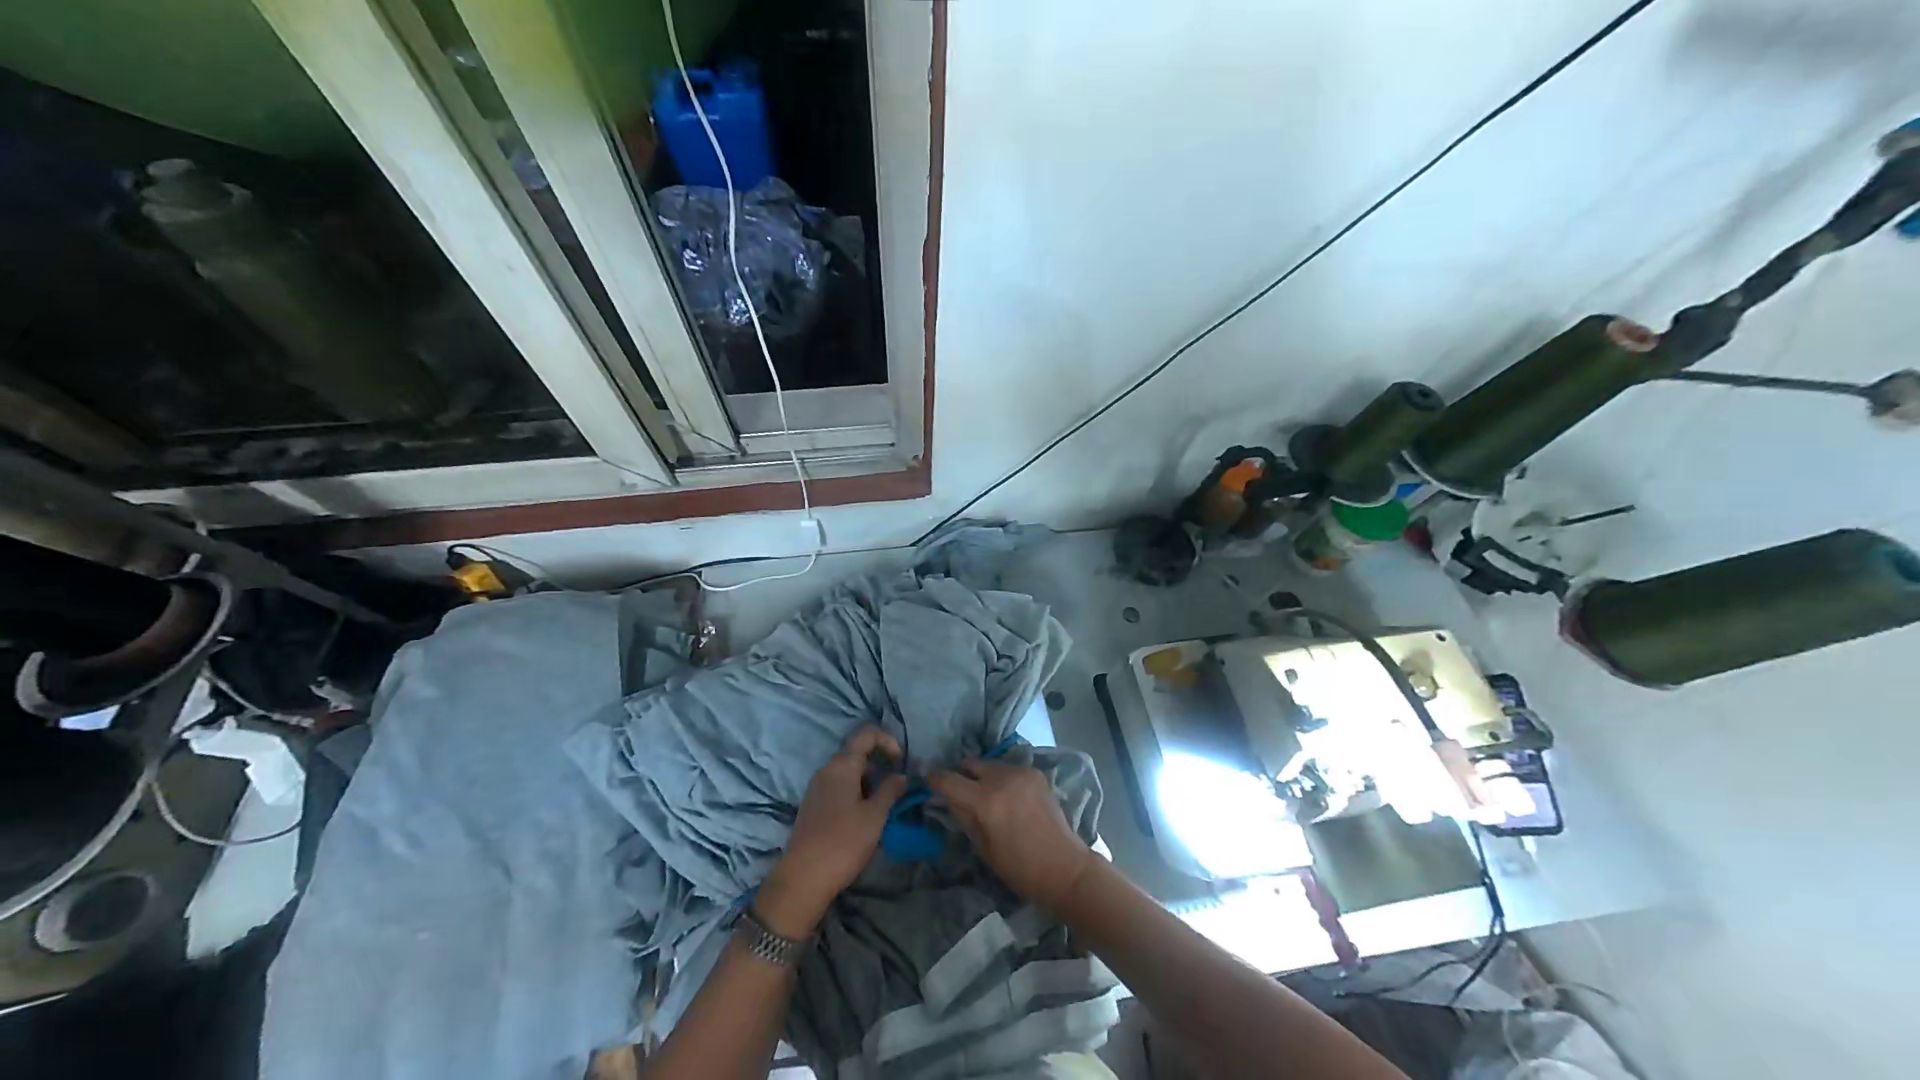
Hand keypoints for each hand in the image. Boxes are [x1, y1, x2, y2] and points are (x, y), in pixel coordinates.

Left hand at [760, 727, 908, 937]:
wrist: (804, 878)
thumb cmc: (844, 842)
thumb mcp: (875, 816)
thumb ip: (890, 790)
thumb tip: (901, 776)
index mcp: (841, 766)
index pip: (866, 735)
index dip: (887, 741)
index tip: (901, 763)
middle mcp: (826, 770)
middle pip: (857, 754)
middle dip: (880, 767)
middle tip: (897, 791)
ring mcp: (817, 788)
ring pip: (849, 774)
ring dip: (869, 783)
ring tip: (884, 809)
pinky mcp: (813, 805)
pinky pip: (839, 788)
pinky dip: (856, 794)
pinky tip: (865, 819)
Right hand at [928, 760, 1096, 913]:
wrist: (1064, 867)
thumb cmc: (1019, 868)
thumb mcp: (982, 847)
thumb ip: (963, 816)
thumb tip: (946, 799)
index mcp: (985, 801)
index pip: (948, 779)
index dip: (934, 779)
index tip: (928, 782)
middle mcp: (1002, 778)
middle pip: (970, 764)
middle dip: (962, 776)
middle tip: (961, 793)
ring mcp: (1021, 773)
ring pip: (990, 764)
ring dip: (983, 776)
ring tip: (987, 796)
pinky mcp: (1035, 773)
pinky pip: (1009, 769)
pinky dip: (1003, 778)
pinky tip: (1009, 797)